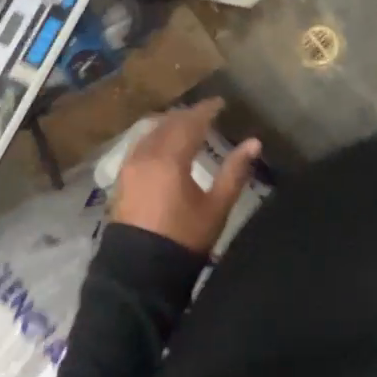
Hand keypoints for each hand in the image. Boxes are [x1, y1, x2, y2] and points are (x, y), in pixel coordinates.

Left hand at [110, 98, 261, 255]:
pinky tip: (164, 147)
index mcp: (170, 158)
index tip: (221, 102)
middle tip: (206, 113)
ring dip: (169, 125)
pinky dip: (155, 138)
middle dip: (187, 115)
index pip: (190, 122)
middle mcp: (146, 155)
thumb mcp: (216, 207)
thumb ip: (234, 172)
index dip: (206, 110)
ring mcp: (129, 167)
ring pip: (150, 133)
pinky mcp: (121, 181)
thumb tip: (254, 142)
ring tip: (186, 126)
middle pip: (168, 123)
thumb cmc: (183, 239)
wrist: (139, 274)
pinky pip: (139, 146)